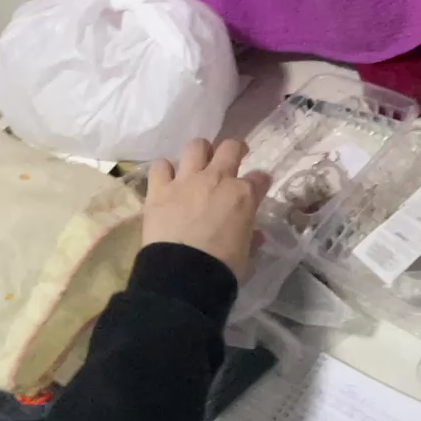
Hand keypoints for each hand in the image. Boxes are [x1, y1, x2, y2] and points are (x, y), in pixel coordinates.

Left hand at [144, 138, 268, 275]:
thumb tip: (256, 235)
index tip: (259, 185)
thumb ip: (251, 237)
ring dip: (200, 153)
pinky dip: (165, 171)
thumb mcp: (246, 253)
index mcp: (243, 195)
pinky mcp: (159, 189)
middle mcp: (217, 179)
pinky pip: (161, 166)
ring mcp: (186, 181)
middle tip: (232, 157)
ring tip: (198, 163)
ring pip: (196, 146)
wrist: (184, 275)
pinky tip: (167, 180)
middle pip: (230, 148)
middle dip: (235, 150)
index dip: (261, 181)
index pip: (260, 178)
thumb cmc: (222, 267)